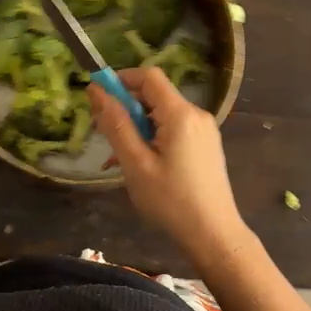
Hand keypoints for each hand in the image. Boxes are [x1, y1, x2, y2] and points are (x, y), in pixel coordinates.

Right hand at [90, 68, 252, 268]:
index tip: (98, 97)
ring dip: (138, 127)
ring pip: (163, 115)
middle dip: (126, 108)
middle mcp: (196, 114)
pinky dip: (154, 138)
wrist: (214, 234)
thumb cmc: (171, 201)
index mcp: (180, 114)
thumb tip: (96, 90)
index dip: (121, 79)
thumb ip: (116, 124)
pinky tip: (140, 164)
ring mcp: (205, 130)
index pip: (149, 76)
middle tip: (102, 134)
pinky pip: (175, 130)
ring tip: (118, 158)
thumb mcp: (136, 164)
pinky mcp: (207, 145)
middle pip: (156, 96)